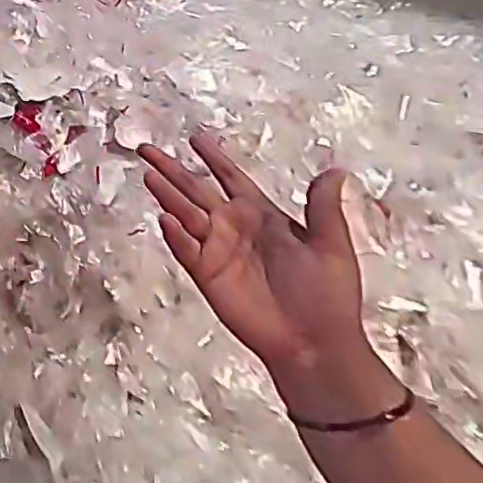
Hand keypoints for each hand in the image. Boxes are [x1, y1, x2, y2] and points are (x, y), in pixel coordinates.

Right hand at [140, 136, 362, 367]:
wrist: (315, 345)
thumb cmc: (326, 295)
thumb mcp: (331, 246)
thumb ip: (322, 207)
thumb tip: (335, 170)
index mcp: (259, 215)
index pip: (230, 177)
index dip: (213, 157)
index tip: (195, 138)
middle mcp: (232, 226)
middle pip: (195, 188)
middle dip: (171, 168)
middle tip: (147, 149)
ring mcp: (216, 249)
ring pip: (184, 212)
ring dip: (166, 193)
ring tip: (149, 175)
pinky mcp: (206, 273)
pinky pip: (185, 248)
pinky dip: (174, 233)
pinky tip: (165, 218)